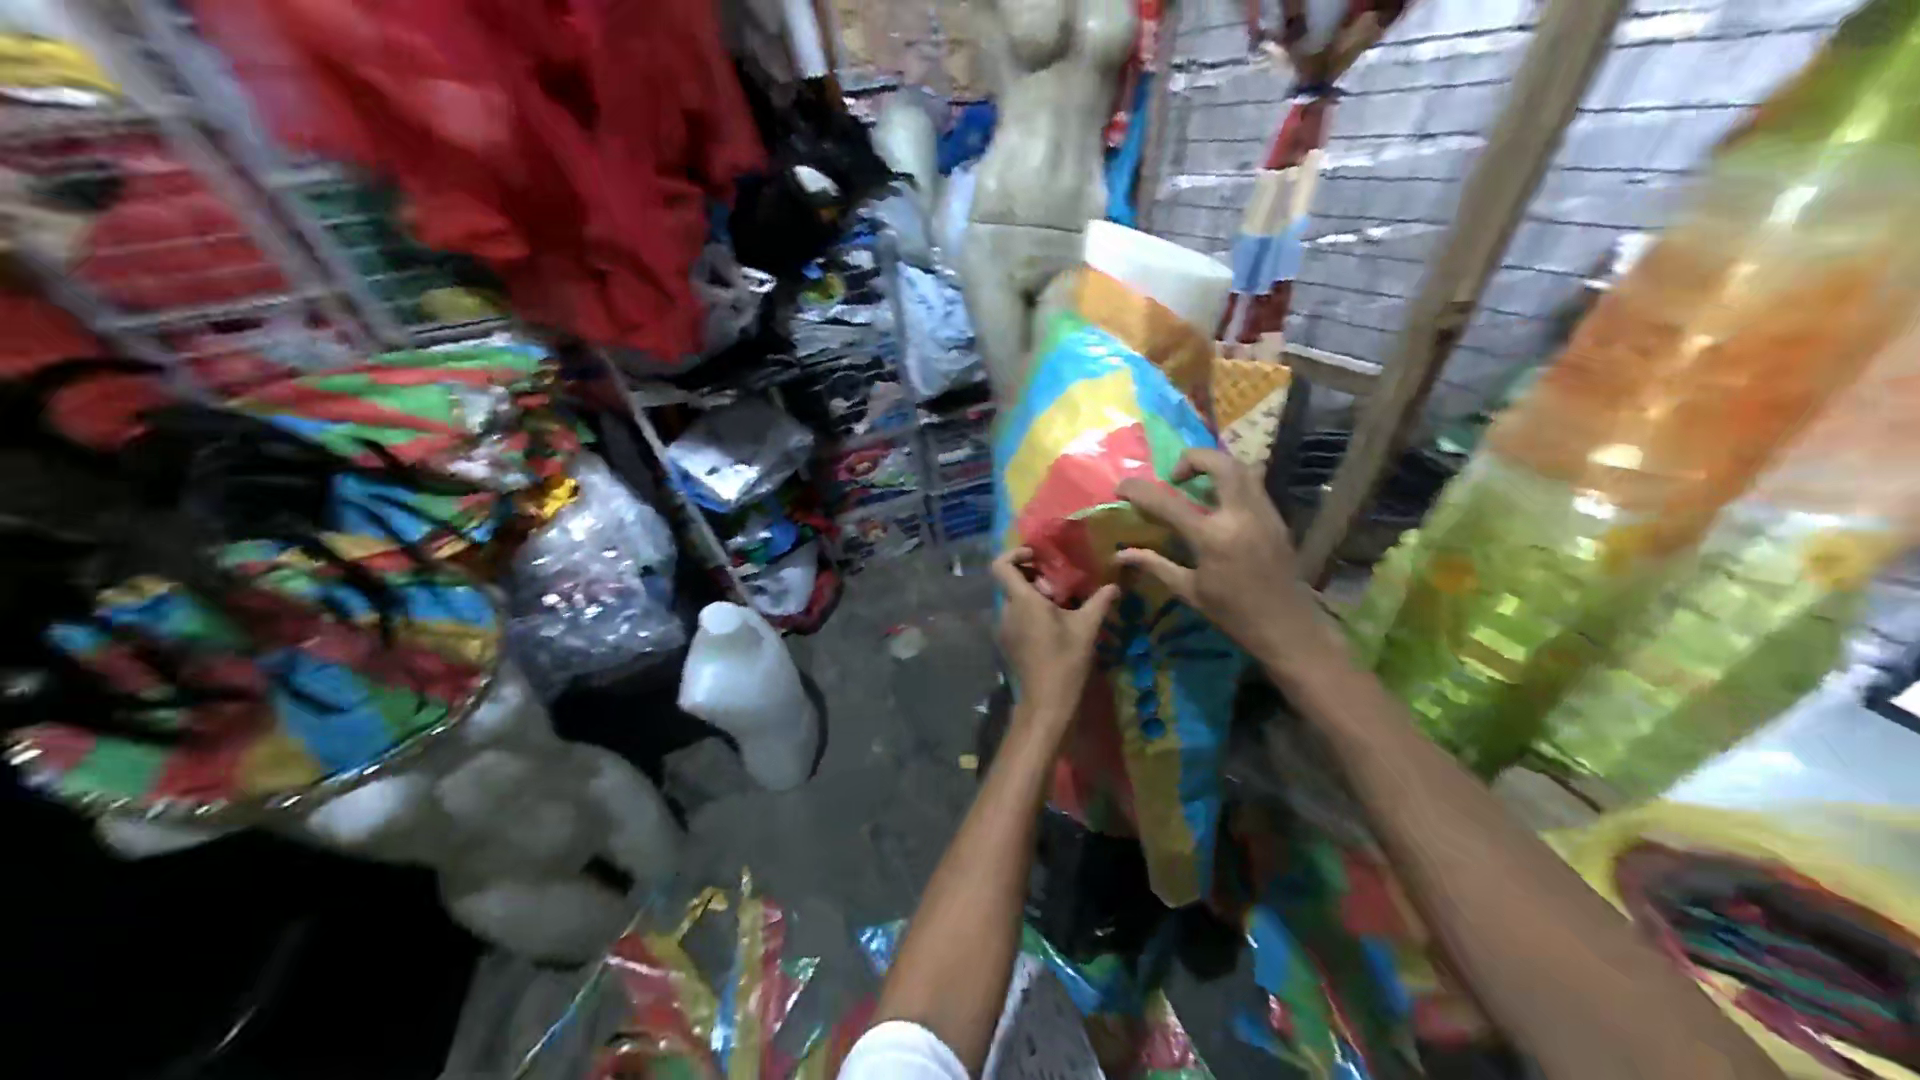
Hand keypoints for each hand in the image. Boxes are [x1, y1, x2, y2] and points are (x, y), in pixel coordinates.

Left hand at [992, 547, 1118, 727]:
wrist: (1046, 701)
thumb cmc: (1065, 660)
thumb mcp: (1087, 628)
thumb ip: (1099, 601)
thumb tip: (1114, 585)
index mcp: (1021, 601)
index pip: (1000, 565)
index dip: (1015, 553)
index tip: (1037, 556)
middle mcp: (1006, 611)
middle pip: (1009, 581)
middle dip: (1032, 576)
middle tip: (1058, 581)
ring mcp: (1004, 628)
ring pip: (1013, 600)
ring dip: (1033, 595)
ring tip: (1060, 602)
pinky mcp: (1007, 643)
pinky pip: (1015, 617)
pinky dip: (1030, 612)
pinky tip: (1053, 624)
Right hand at [1115, 448, 1344, 672]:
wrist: (1287, 627)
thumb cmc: (1233, 614)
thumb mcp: (1188, 591)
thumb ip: (1155, 565)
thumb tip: (1121, 554)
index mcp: (1211, 537)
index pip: (1168, 501)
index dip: (1139, 490)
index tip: (1122, 486)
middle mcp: (1240, 516)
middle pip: (1220, 463)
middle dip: (1193, 458)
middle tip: (1175, 476)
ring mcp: (1263, 513)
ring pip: (1243, 468)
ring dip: (1217, 466)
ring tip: (1199, 483)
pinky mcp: (1278, 518)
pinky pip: (1255, 486)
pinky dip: (1233, 483)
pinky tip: (1220, 503)